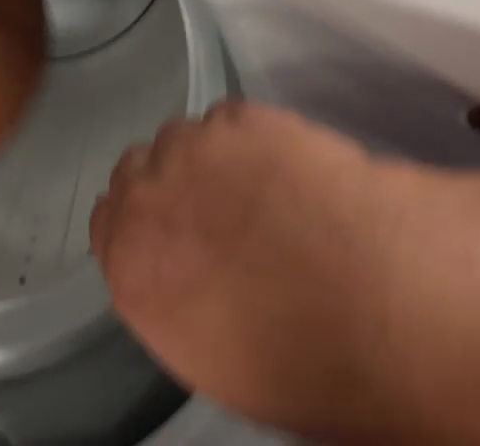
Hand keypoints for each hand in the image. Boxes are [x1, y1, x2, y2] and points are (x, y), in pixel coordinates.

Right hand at [91, 102, 424, 441]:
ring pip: (184, 136)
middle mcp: (146, 198)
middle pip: (137, 169)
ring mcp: (194, 149)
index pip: (105, 221)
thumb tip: (192, 284)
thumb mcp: (216, 358)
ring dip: (210, 155)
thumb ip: (176, 302)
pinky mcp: (244, 118)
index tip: (169, 229)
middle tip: (217, 204)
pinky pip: (233, 118)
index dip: (138, 222)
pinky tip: (290, 163)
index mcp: (131, 266)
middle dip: (169, 182)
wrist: (373, 301)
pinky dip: (255, 136)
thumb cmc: (300, 360)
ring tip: (262, 182)